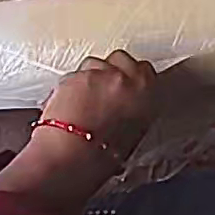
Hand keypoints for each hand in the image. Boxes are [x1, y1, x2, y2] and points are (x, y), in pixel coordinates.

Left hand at [0, 51, 157, 209]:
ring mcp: (97, 74)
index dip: (133, 77)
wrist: (72, 155)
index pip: (145, 70)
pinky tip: (69, 104)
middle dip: (112, 70)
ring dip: (91, 76)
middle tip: (103, 90)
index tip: (126, 85)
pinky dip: (72, 85)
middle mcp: (123, 79)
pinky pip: (74, 74)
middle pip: (120, 59)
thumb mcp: (133, 134)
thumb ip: (133, 111)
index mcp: (146, 94)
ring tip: (84, 100)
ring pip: (95, 63)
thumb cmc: (101, 155)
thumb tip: (125, 109)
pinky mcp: (72, 75)